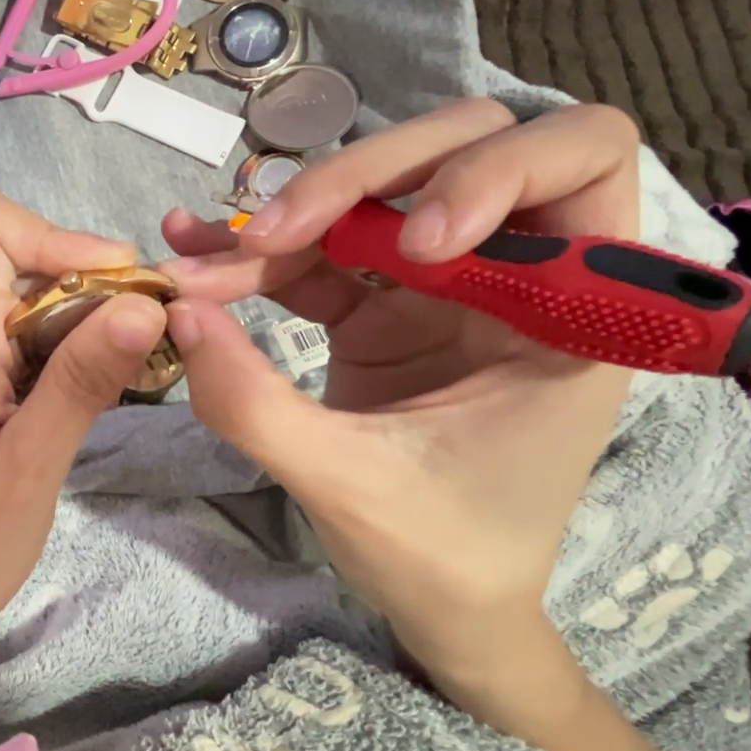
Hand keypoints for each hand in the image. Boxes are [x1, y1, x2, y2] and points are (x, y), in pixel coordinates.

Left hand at [0, 186, 166, 673]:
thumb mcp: (28, 466)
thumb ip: (79, 380)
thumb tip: (143, 301)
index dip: (56, 234)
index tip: (117, 290)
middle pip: (20, 255)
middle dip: (92, 280)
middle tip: (150, 339)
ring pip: (30, 301)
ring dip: (88, 320)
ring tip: (138, 370)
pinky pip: (25, 343)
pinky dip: (69, 353)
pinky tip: (102, 395)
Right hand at [156, 99, 641, 691]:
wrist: (437, 602)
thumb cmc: (438, 555)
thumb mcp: (346, 484)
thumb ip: (253, 402)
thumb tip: (175, 312)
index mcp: (573, 310)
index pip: (575, 161)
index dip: (492, 171)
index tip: (417, 248)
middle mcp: (513, 275)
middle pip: (456, 148)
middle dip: (355, 180)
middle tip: (270, 234)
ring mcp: (437, 287)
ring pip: (366, 199)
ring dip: (279, 221)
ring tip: (195, 258)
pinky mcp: (376, 309)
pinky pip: (312, 256)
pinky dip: (251, 256)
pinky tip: (192, 253)